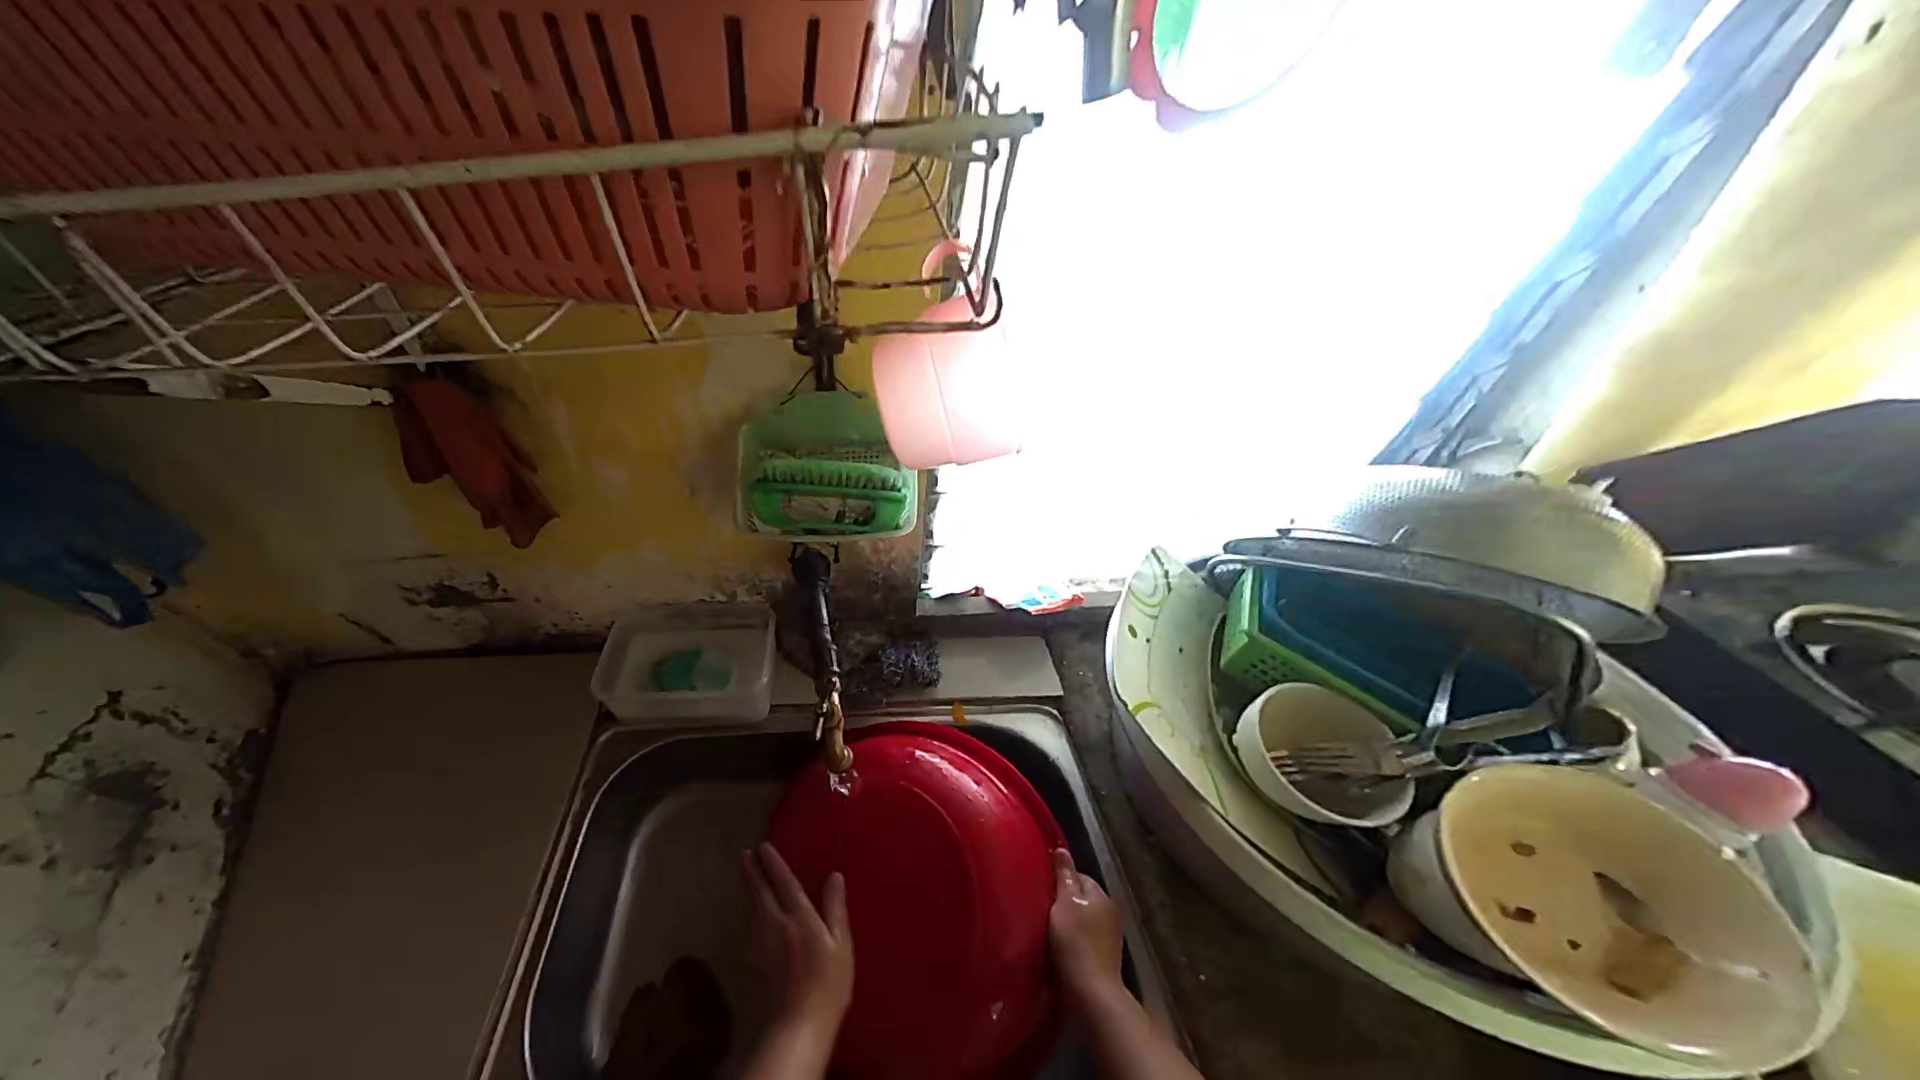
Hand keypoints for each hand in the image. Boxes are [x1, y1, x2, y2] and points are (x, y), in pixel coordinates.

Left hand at [742, 842, 854, 1034]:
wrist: (796, 1026)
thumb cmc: (828, 985)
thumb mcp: (841, 945)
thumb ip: (834, 908)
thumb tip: (834, 876)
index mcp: (799, 918)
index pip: (783, 882)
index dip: (773, 863)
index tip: (764, 846)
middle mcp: (774, 925)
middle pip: (759, 892)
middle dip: (751, 871)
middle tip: (743, 853)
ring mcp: (759, 944)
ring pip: (747, 908)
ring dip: (744, 888)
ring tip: (741, 874)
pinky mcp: (750, 961)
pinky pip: (743, 926)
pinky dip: (741, 911)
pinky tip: (742, 911)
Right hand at [1049, 848, 1125, 1010]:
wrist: (1091, 991)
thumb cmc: (1074, 941)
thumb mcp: (1064, 902)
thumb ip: (1064, 875)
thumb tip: (1062, 849)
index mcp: (1101, 895)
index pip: (1080, 876)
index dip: (1061, 880)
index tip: (1043, 889)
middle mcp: (1110, 911)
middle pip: (1082, 898)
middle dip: (1065, 902)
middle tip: (1043, 910)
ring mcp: (1110, 936)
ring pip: (1084, 920)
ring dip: (1069, 923)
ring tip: (1049, 931)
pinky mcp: (1105, 957)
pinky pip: (1086, 940)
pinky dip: (1074, 941)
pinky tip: (1060, 950)